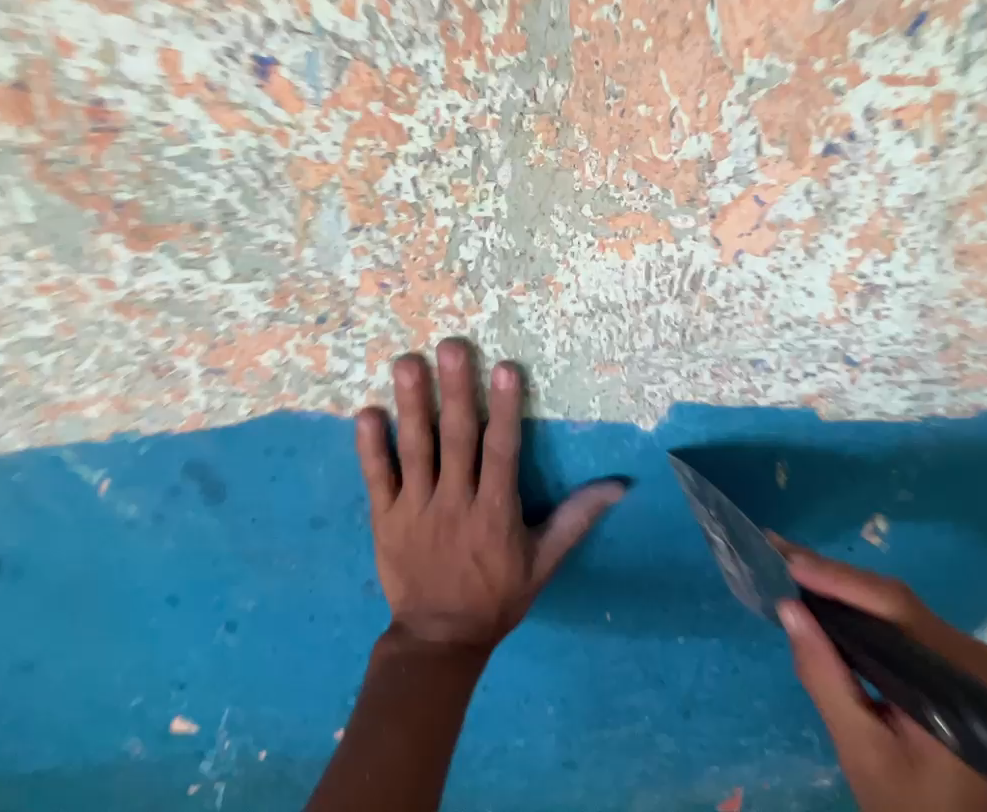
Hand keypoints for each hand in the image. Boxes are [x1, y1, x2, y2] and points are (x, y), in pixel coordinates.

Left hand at [355, 338, 627, 652]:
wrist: (439, 639)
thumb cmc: (497, 597)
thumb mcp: (545, 562)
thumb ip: (577, 519)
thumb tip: (619, 486)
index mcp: (495, 511)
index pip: (501, 451)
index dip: (504, 409)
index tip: (505, 368)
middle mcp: (455, 502)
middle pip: (455, 439)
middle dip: (454, 390)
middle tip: (450, 346)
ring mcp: (416, 509)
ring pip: (414, 449)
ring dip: (411, 404)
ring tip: (406, 363)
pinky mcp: (386, 518)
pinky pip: (377, 477)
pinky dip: (370, 446)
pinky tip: (366, 412)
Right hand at [772, 538, 986, 811]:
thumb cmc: (913, 808)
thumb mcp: (862, 749)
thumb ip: (825, 676)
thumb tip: (787, 608)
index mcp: (966, 675)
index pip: (893, 607)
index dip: (836, 577)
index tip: (785, 556)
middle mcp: (980, 656)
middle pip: (895, 604)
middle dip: (832, 579)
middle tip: (777, 552)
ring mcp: (976, 661)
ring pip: (898, 612)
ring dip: (844, 593)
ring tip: (791, 569)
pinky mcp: (965, 669)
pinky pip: (906, 629)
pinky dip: (864, 616)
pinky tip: (827, 603)